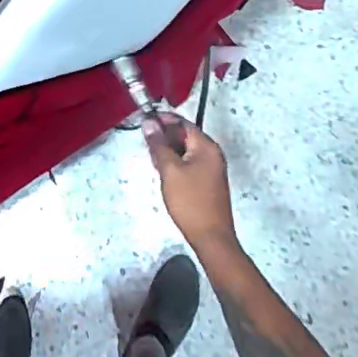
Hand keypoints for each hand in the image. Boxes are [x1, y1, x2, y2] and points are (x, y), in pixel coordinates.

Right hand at [144, 112, 238, 254]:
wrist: (211, 237)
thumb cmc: (190, 201)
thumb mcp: (170, 171)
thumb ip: (159, 145)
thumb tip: (149, 123)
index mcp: (207, 146)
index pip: (184, 123)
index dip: (164, 119)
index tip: (145, 119)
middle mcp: (212, 153)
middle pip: (185, 136)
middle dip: (165, 137)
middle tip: (146, 144)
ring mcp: (212, 168)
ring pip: (186, 151)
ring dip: (169, 151)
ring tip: (153, 159)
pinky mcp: (208, 182)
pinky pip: (190, 164)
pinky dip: (176, 163)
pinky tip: (164, 172)